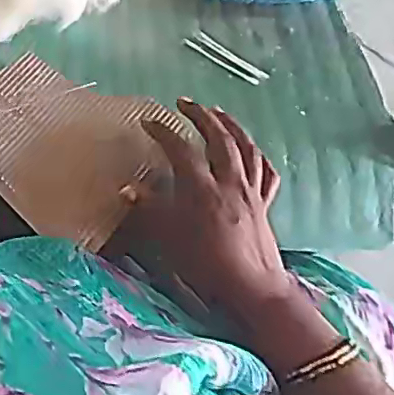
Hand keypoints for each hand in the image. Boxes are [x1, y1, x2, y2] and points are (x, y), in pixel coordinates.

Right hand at [129, 99, 293, 320]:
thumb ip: (148, 209)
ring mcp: (250, 192)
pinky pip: (266, 173)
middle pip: (219, 138)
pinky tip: (250, 150)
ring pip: (246, 149)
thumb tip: (126, 189)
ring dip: (232, 126)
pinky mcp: (264, 205)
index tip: (148, 122)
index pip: (180, 149)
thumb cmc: (205, 265)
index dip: (163, 132)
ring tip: (219, 112)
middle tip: (186, 103)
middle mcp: (228, 183)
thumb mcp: (168, 238)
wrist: (253, 291)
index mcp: (201, 189)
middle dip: (201, 116)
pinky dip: (258, 156)